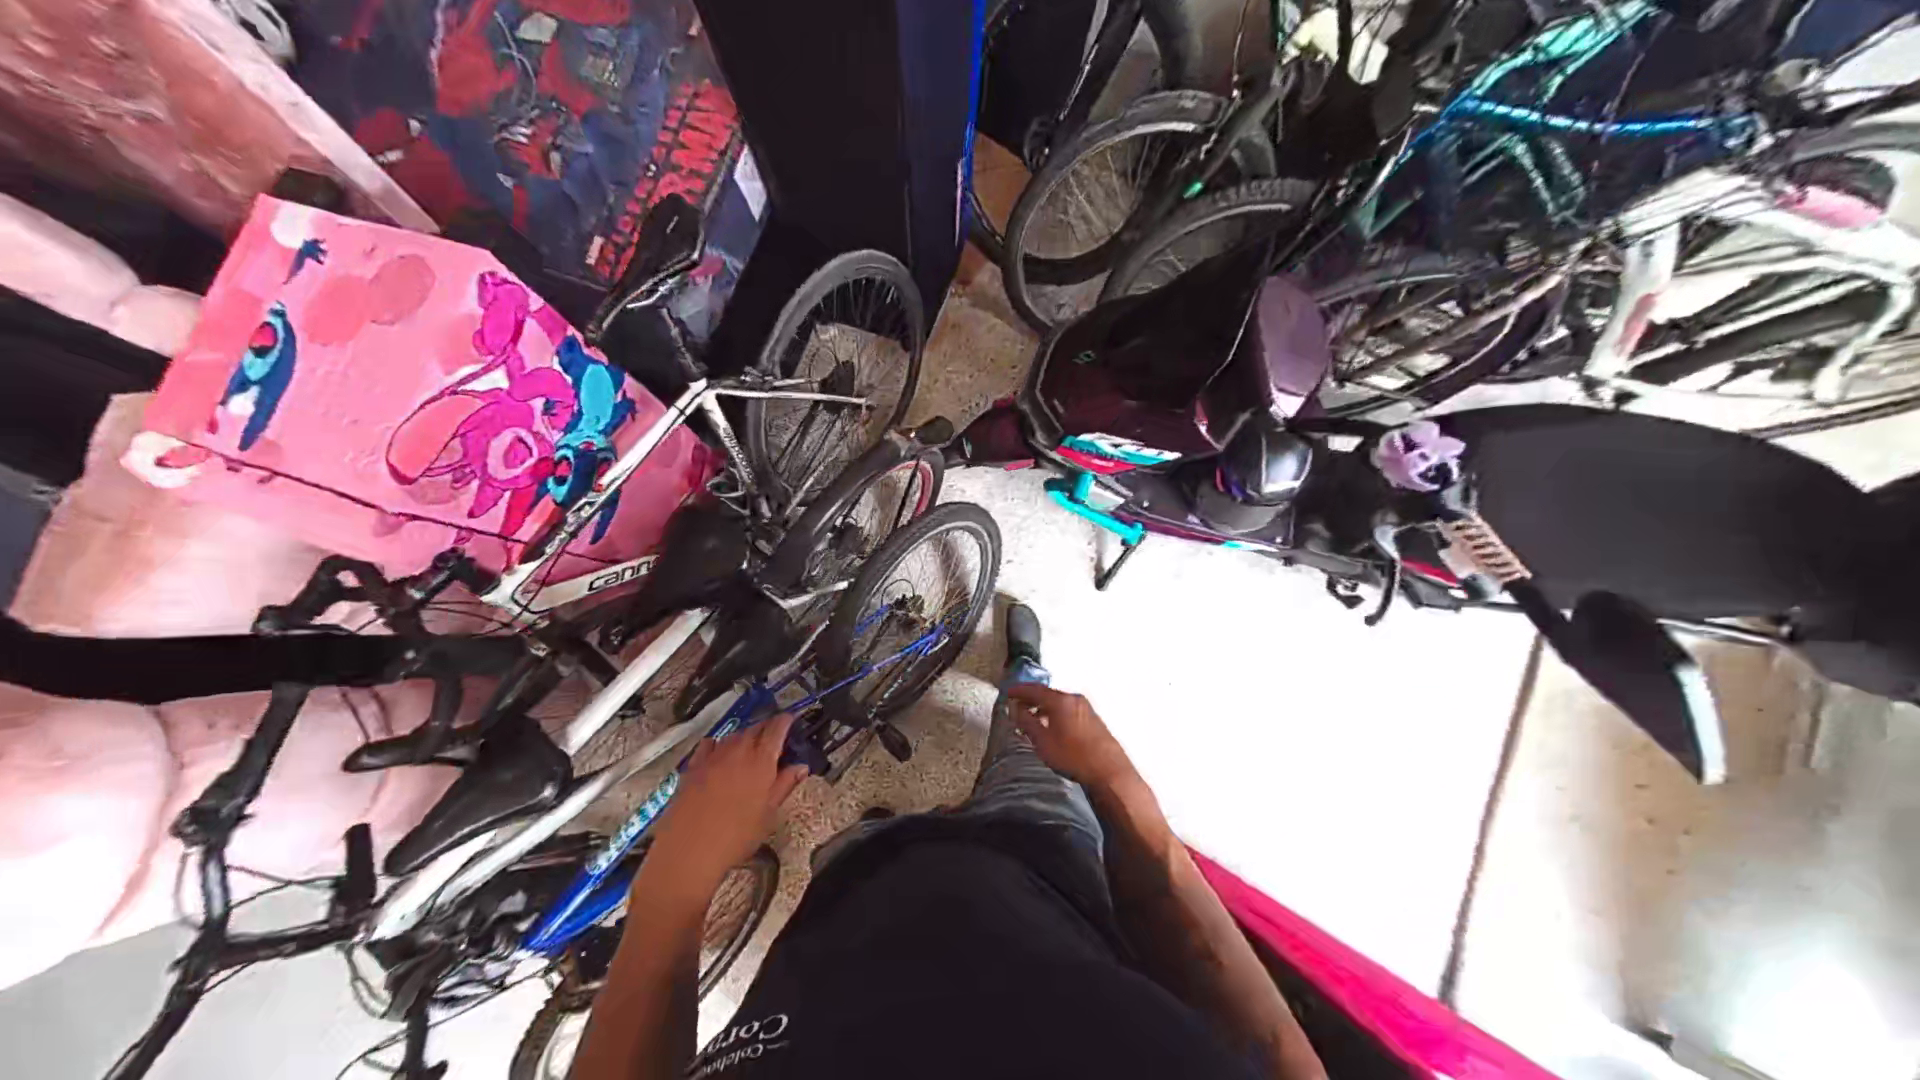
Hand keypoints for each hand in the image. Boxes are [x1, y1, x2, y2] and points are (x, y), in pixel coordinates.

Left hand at [641, 714, 807, 899]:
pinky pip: (709, 745)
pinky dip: (719, 744)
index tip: (791, 720)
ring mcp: (712, 757)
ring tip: (751, 749)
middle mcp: (737, 751)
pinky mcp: (693, 767)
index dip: (786, 721)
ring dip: (745, 737)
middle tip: (775, 739)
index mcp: (761, 760)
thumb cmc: (736, 837)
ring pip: (734, 735)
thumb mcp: (768, 814)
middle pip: (755, 728)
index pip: (776, 728)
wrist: (689, 851)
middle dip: (767, 728)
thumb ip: (785, 785)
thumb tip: (801, 767)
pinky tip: (720, 754)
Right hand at [1003, 684, 1137, 791]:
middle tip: (1017, 704)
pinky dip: (1055, 713)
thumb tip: (1016, 709)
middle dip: (1031, 698)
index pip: (1035, 689)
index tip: (1008, 692)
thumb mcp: (1043, 741)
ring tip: (1031, 717)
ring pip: (1059, 702)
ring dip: (1043, 707)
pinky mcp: (1093, 719)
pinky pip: (1068, 709)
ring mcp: (1086, 708)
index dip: (1019, 690)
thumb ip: (1026, 723)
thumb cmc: (1073, 756)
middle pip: (1048, 693)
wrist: (1109, 771)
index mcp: (1061, 701)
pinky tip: (1051, 726)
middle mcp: (1074, 699)